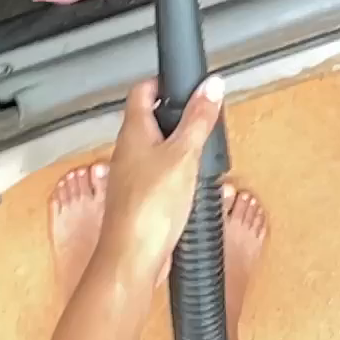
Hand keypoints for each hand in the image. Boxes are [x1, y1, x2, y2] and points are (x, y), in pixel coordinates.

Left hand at [93, 76, 224, 283]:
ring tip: (200, 149)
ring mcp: (130, 175)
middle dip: (175, 115)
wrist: (132, 257)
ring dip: (176, 145)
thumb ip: (198, 120)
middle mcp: (127, 150)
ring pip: (153, 148)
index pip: (141, 91)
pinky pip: (156, 174)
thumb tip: (212, 86)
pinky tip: (189, 184)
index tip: (182, 82)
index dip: (161, 82)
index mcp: (133, 131)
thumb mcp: (184, 154)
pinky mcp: (137, 199)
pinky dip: (174, 172)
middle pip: (149, 119)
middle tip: (200, 116)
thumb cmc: (150, 205)